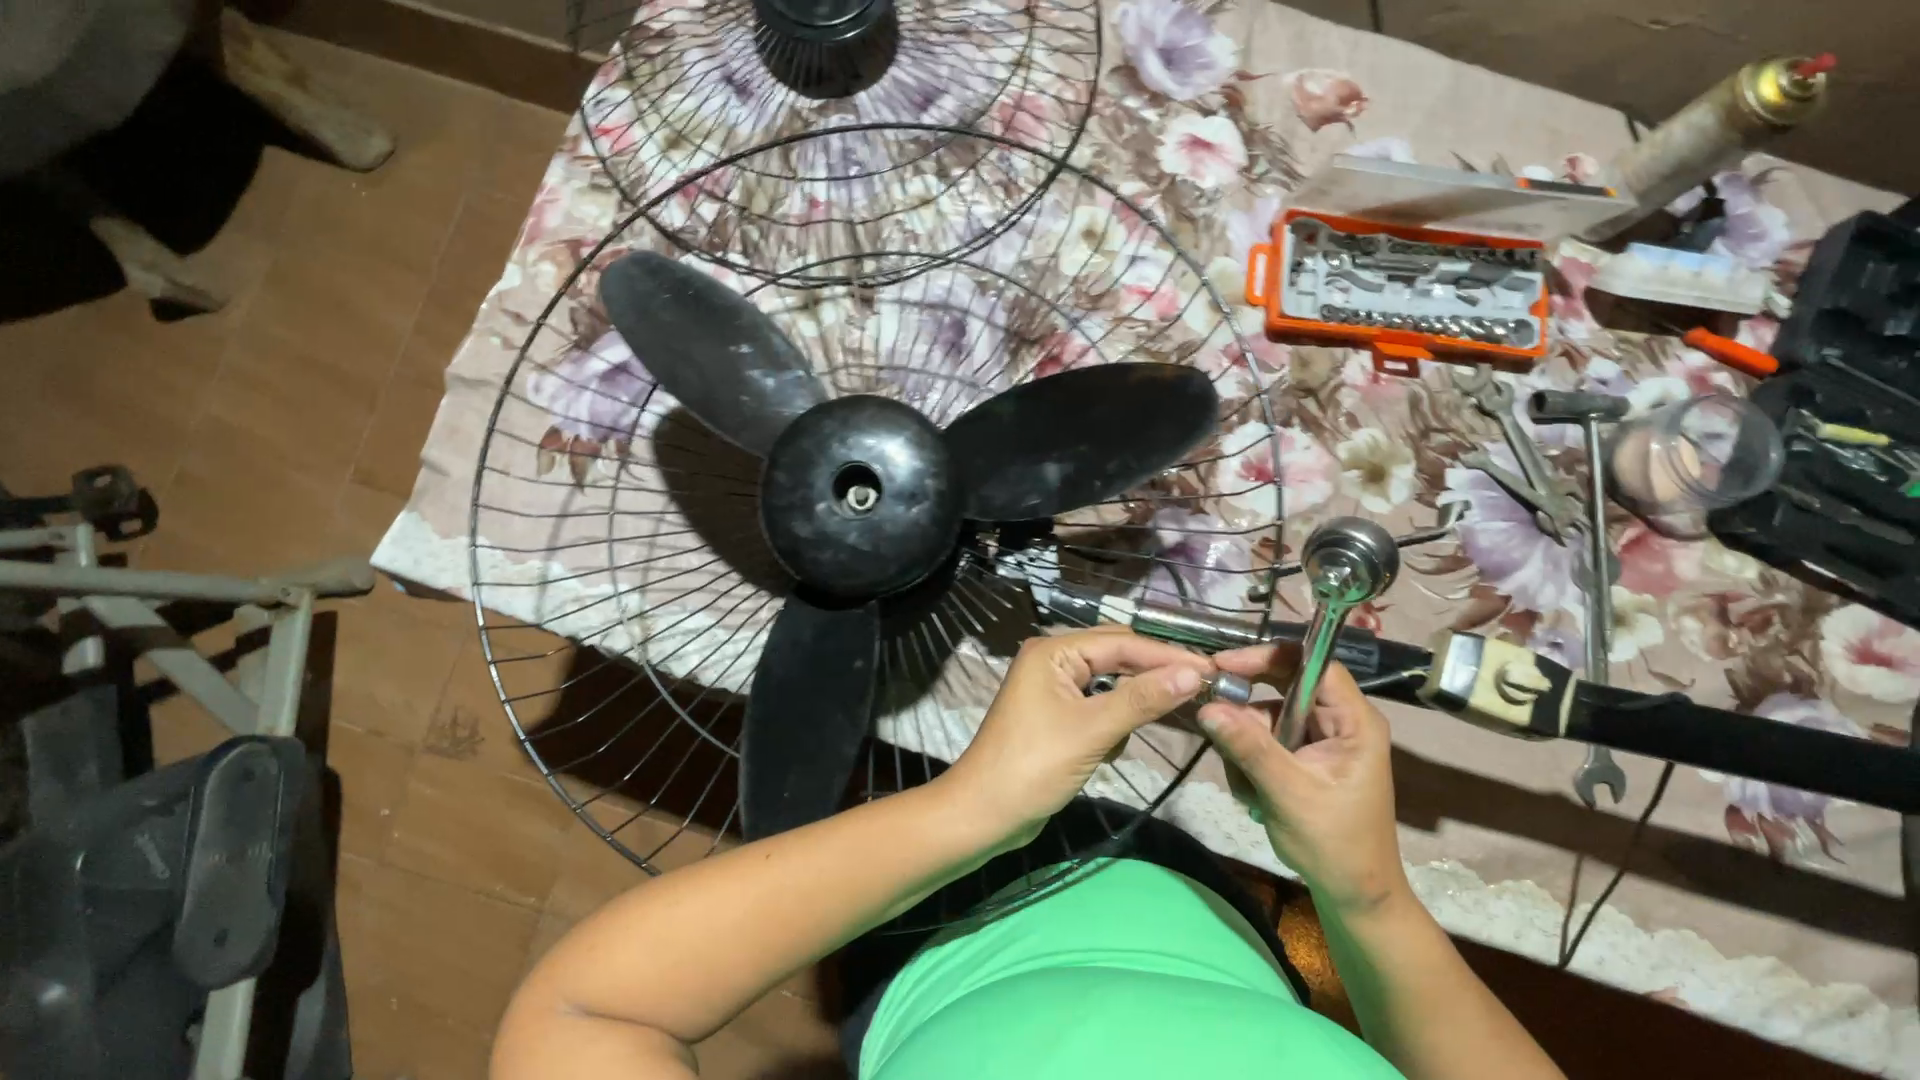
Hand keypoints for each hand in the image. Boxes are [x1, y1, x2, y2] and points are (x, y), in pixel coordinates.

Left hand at [941, 627, 1211, 850]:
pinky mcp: (1056, 717)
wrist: (985, 814)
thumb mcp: (1093, 731)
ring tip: (1175, 712)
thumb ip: (1143, 699)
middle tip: (1204, 687)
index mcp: (1053, 651)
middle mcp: (1052, 661)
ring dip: (1134, 702)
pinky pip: (1098, 707)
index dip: (1167, 656)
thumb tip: (1193, 672)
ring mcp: (1053, 690)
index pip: (1122, 643)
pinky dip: (1115, 722)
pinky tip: (1120, 743)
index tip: (1212, 670)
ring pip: (1110, 683)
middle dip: (1154, 674)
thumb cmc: (1034, 767)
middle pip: (1117, 657)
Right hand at [1197, 653, 1407, 915]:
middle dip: (1248, 705)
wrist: (1353, 895)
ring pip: (1268, 715)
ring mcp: (1320, 740)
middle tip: (1211, 713)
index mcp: (1354, 721)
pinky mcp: (1303, 758)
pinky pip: (1265, 740)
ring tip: (1245, 784)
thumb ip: (1249, 747)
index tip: (1225, 665)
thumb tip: (1207, 707)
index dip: (1269, 657)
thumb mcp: (1288, 793)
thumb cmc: (1334, 844)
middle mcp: (1339, 721)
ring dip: (1245, 742)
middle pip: (1284, 686)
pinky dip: (1249, 759)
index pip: (1314, 664)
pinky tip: (1251, 792)